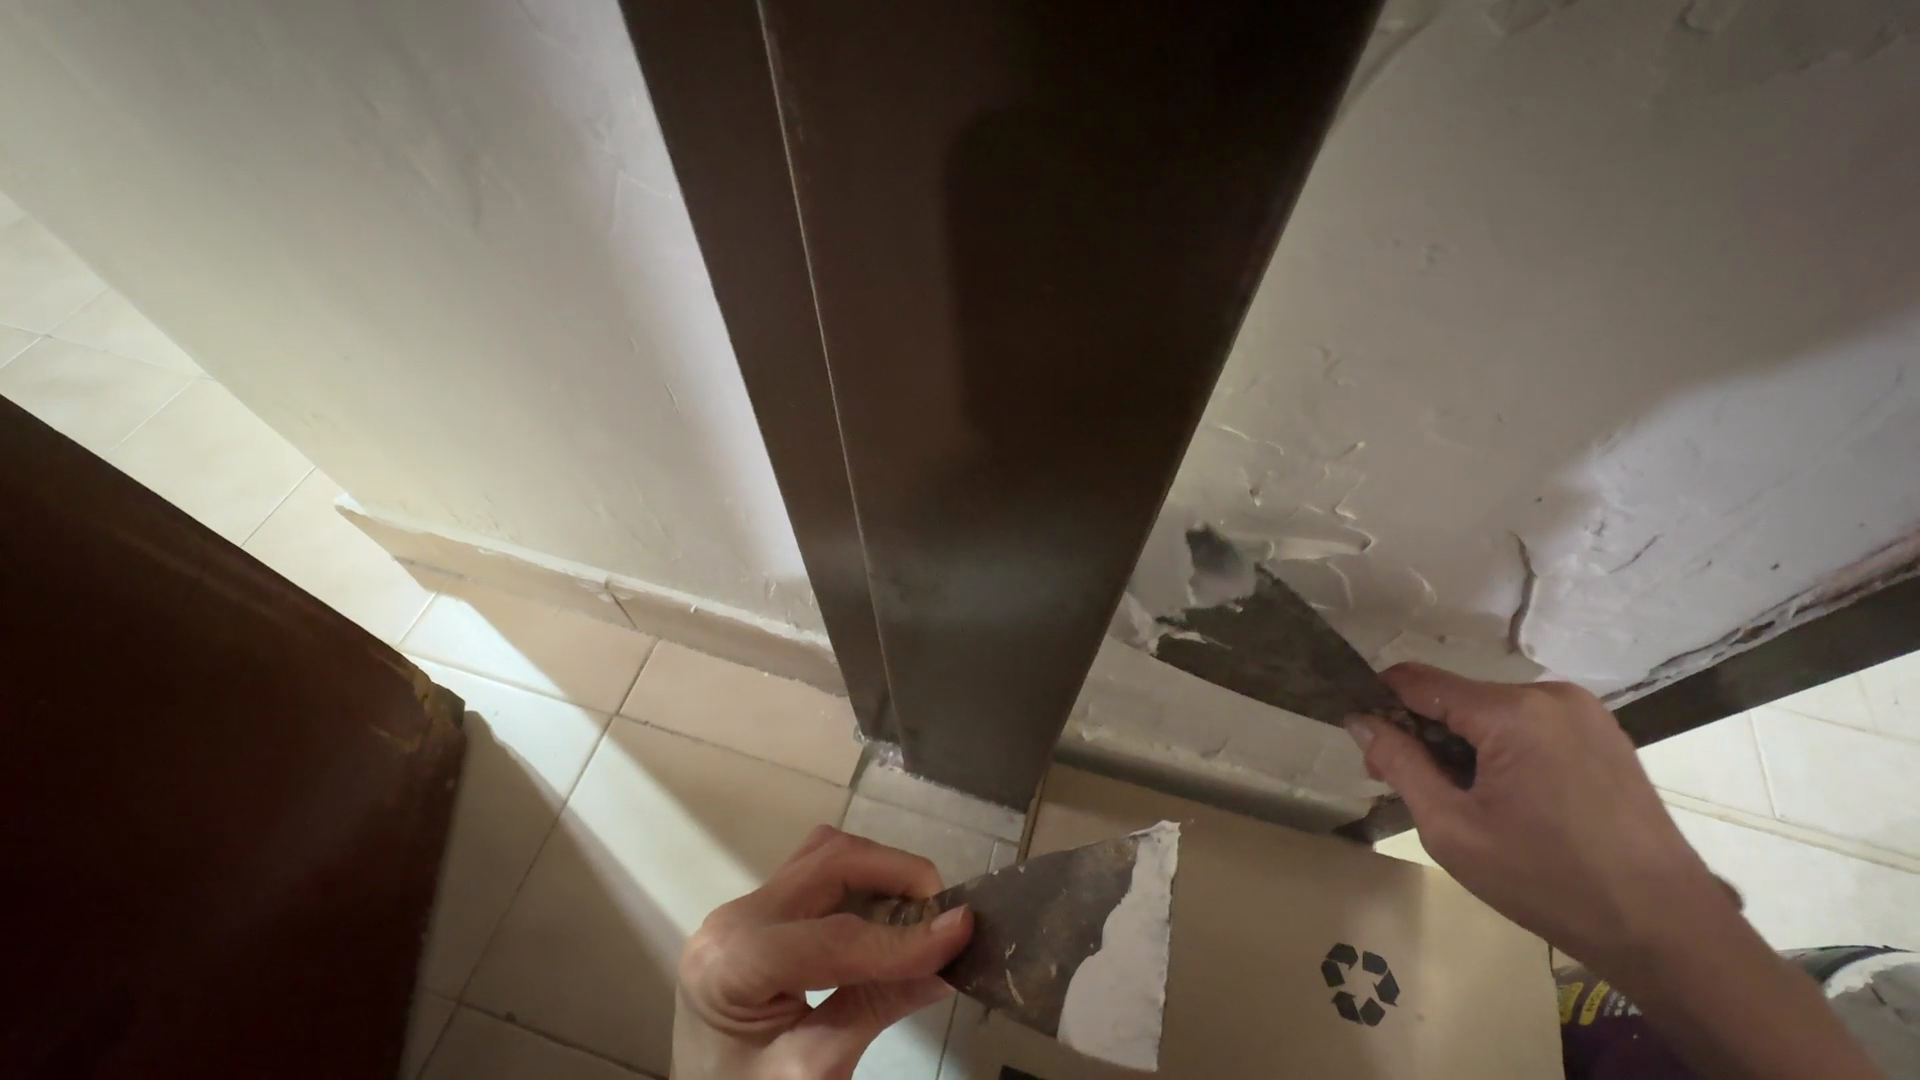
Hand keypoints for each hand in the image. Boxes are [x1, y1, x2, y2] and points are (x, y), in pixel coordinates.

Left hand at [672, 825, 974, 1079]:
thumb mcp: (815, 1069)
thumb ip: (879, 1008)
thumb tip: (951, 961)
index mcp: (732, 963)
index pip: (834, 936)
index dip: (903, 936)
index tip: (963, 931)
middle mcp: (734, 917)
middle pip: (829, 861)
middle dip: (897, 874)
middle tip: (946, 910)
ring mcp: (744, 908)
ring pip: (825, 854)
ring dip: (881, 871)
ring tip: (921, 912)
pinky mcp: (761, 910)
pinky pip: (819, 873)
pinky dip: (863, 881)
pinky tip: (888, 914)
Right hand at [1349, 664, 1887, 1078]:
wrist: (1668, 931)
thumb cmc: (1547, 880)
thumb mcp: (1451, 827)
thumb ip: (1398, 764)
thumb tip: (1359, 720)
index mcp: (1512, 711)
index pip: (1417, 681)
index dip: (1379, 704)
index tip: (1363, 743)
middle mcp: (1549, 695)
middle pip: (1454, 698)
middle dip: (1421, 735)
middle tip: (1407, 788)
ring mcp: (1584, 714)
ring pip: (1489, 714)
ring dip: (1461, 746)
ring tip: (1460, 802)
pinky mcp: (1603, 736)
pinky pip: (1527, 726)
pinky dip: (1500, 751)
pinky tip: (1505, 800)